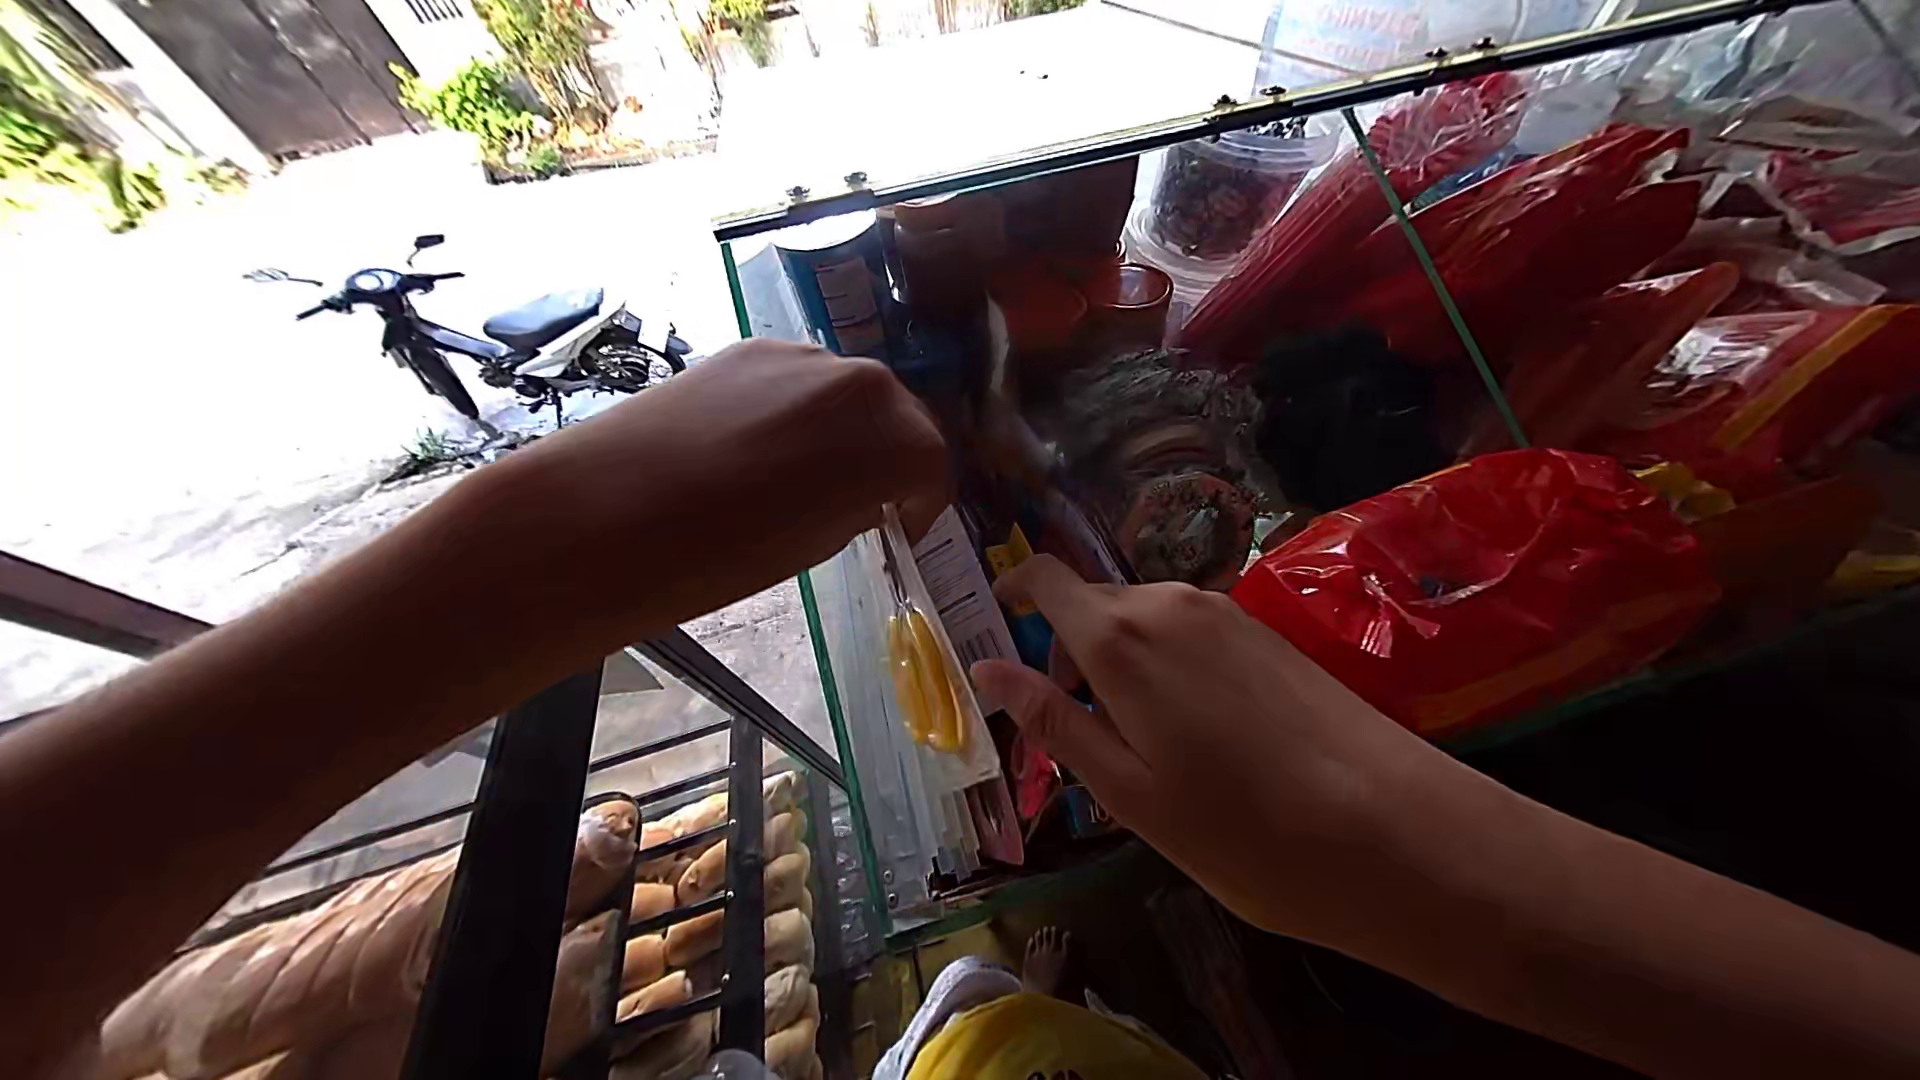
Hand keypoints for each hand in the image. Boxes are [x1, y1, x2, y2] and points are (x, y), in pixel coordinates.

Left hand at [474, 339, 947, 645]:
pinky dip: (805, 414)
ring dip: (849, 434)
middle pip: (901, 417)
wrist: (603, 516)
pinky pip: (803, 383)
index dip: (924, 502)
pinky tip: (765, 449)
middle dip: (893, 461)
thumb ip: (864, 504)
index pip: (934, 461)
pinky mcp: (749, 349)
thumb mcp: (822, 541)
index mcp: (887, 431)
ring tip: (808, 476)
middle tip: (864, 502)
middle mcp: (855, 376)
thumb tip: (870, 493)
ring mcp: (800, 355)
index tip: (902, 528)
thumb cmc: (726, 554)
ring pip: (852, 396)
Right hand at [971, 555, 1493, 944]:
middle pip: (1089, 603)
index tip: (999, 624)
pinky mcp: (1258, 626)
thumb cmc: (1242, 829)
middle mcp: (1164, 602)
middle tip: (1074, 724)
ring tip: (1137, 736)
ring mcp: (1218, 608)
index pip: (1045, 577)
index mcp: (1119, 637)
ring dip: (1113, 657)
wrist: (1401, 833)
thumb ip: (1050, 717)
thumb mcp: (1125, 789)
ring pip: (1135, 616)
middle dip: (1062, 647)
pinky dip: (1158, 658)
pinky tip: (1192, 724)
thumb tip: (985, 668)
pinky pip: (1180, 626)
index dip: (1013, 588)